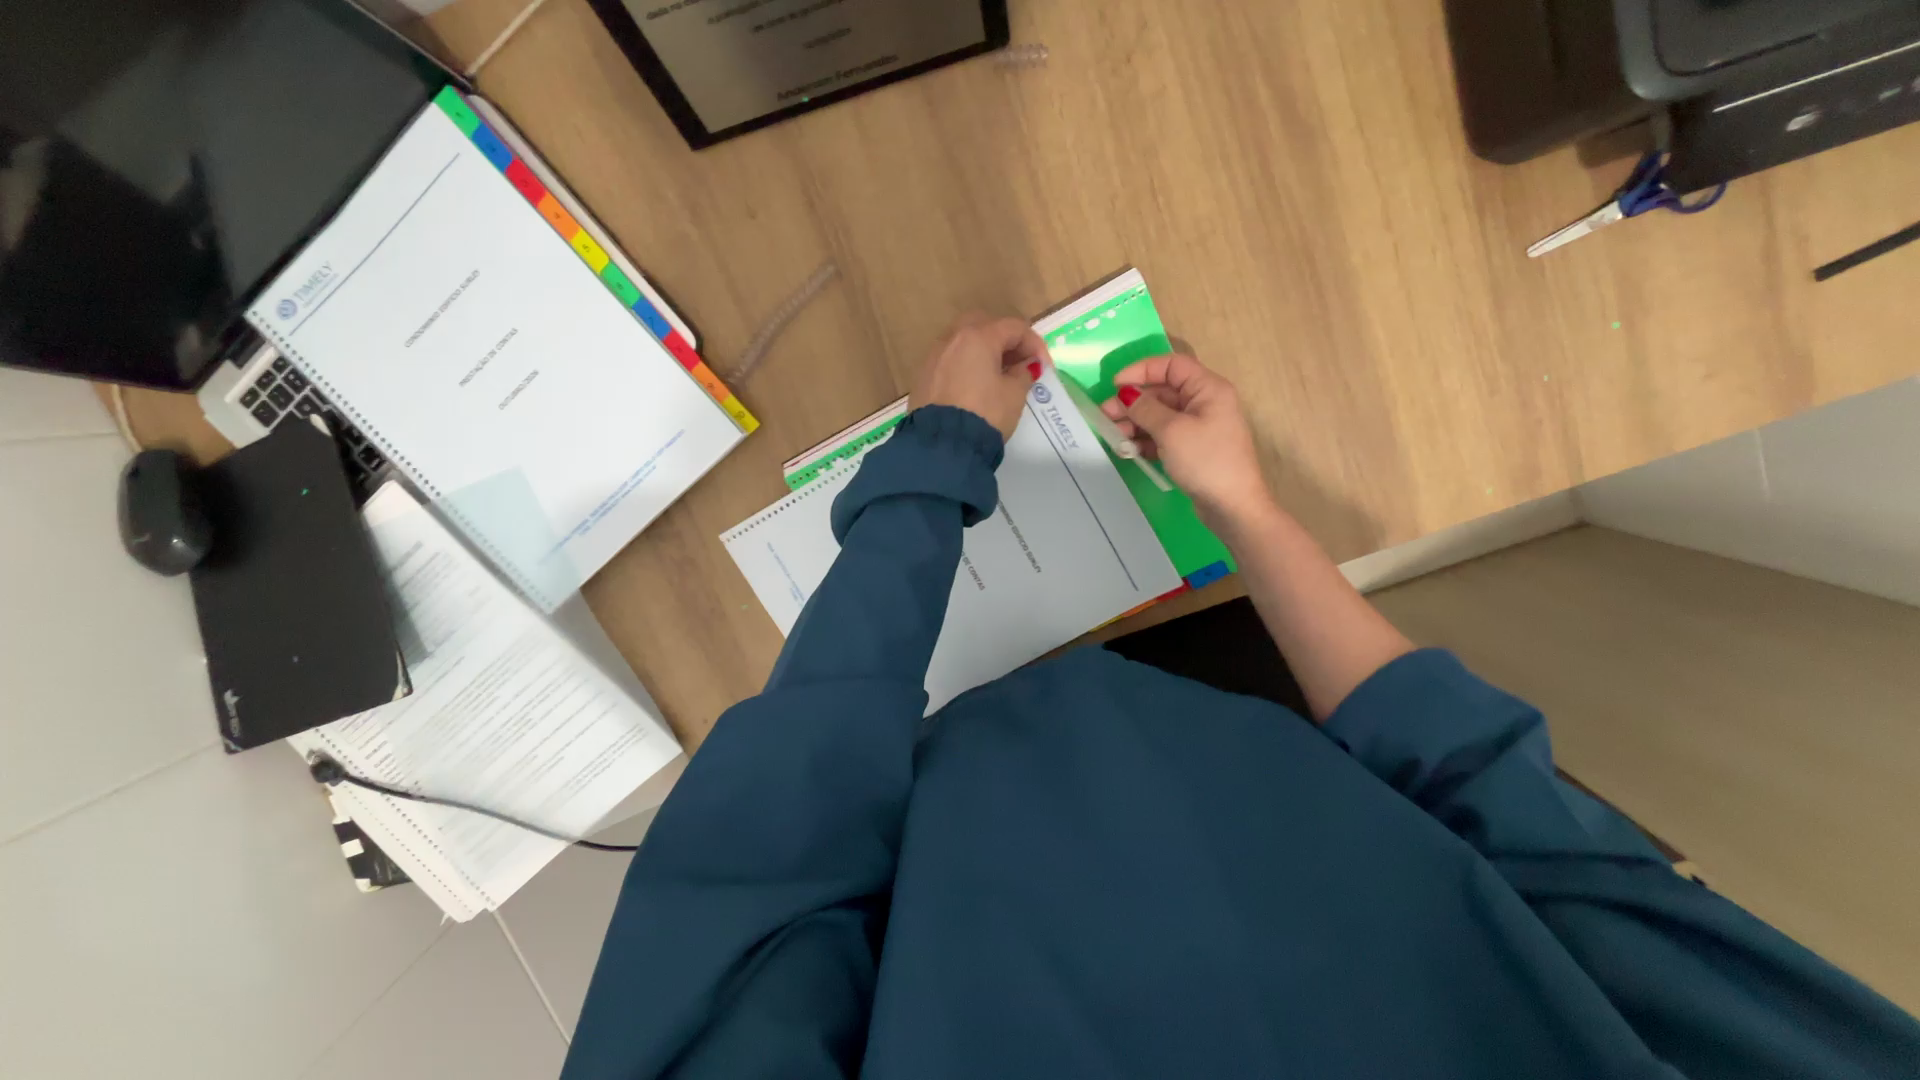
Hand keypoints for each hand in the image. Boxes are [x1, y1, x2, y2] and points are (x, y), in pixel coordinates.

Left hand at [910, 313, 1046, 440]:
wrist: (942, 445)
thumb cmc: (985, 414)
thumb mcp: (1014, 395)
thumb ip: (1023, 373)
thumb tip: (1026, 366)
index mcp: (978, 336)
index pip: (1014, 327)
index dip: (1034, 344)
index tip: (1044, 367)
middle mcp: (952, 338)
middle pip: (984, 325)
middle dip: (1005, 340)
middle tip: (1019, 362)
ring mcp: (934, 356)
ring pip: (963, 341)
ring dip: (983, 351)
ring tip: (998, 375)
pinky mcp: (923, 376)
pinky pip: (950, 360)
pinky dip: (966, 365)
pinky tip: (975, 386)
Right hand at [1101, 354, 1275, 526]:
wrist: (1232, 506)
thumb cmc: (1206, 461)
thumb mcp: (1172, 431)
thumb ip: (1145, 409)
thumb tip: (1126, 394)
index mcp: (1207, 389)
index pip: (1172, 365)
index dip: (1142, 370)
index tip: (1115, 384)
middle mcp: (1204, 403)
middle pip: (1162, 392)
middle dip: (1132, 402)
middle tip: (1104, 415)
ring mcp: (1198, 427)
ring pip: (1160, 415)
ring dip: (1135, 423)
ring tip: (1113, 436)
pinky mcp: (1191, 449)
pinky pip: (1163, 436)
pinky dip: (1145, 440)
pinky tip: (1128, 450)